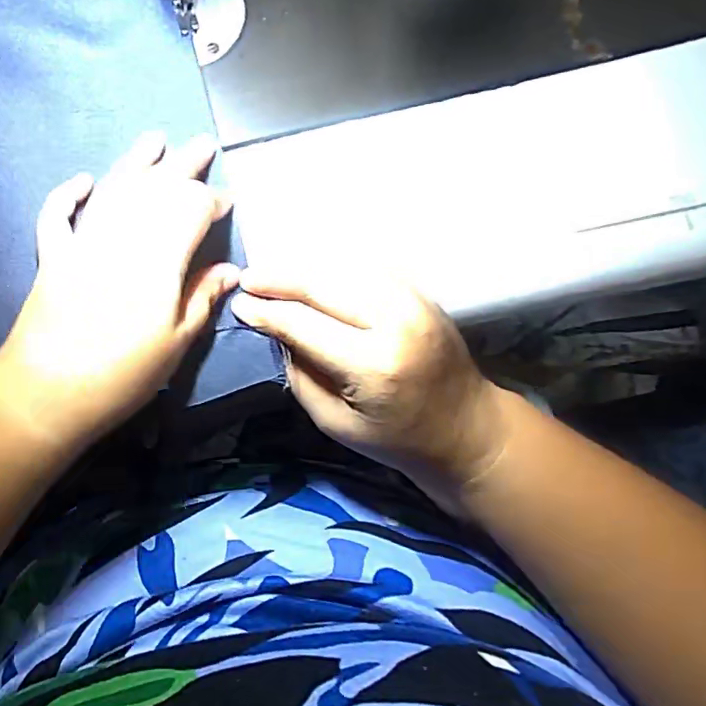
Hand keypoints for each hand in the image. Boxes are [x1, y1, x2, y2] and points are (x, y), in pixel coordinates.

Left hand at [0, 132, 238, 448]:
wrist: (48, 393)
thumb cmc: (123, 375)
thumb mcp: (176, 342)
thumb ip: (202, 298)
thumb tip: (229, 270)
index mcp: (159, 259)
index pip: (191, 210)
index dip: (213, 201)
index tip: (228, 201)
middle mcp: (121, 238)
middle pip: (155, 189)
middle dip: (183, 166)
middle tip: (202, 145)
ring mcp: (82, 244)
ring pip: (112, 190)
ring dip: (134, 162)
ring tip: (154, 140)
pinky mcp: (52, 257)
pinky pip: (57, 216)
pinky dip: (68, 195)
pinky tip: (84, 181)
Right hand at [230, 269, 513, 509]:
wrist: (466, 429)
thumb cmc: (395, 438)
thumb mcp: (334, 422)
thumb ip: (301, 375)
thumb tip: (277, 331)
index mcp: (372, 364)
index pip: (305, 324)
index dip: (267, 312)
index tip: (239, 304)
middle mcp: (395, 322)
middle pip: (324, 284)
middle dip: (281, 278)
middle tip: (248, 277)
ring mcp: (414, 302)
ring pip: (347, 268)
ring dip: (306, 267)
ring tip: (274, 272)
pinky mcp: (422, 294)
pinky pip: (369, 268)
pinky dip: (336, 266)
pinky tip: (314, 271)